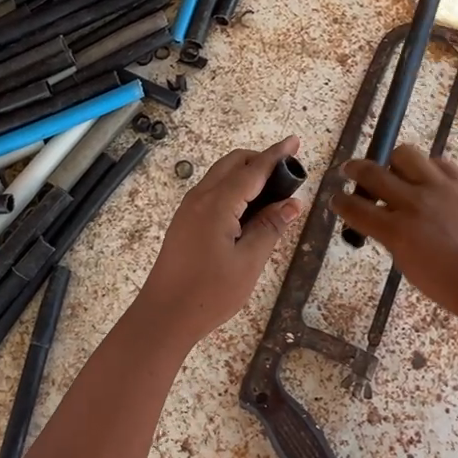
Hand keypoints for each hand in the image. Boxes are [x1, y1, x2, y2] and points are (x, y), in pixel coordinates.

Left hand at [131, 136, 303, 348]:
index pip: (253, 170)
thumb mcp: (248, 262)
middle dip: (260, 161)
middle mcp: (200, 197)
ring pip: (221, 176)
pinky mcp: (185, 222)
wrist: (163, 316)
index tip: (294, 141)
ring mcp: (188, 209)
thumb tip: (292, 204)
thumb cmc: (209, 293)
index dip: (276, 155)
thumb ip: (270, 228)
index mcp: (217, 203)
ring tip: (273, 193)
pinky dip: (234, 189)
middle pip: (233, 164)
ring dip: (246, 175)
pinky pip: (212, 191)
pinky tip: (248, 211)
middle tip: (287, 174)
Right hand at [335, 144, 457, 328]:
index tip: (335, 198)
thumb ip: (390, 237)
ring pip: (406, 154)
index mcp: (398, 231)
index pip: (356, 208)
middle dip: (355, 169)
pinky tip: (428, 181)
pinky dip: (428, 169)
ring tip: (395, 173)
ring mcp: (441, 189)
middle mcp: (416, 203)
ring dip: (394, 163)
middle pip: (373, 172)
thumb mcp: (408, 266)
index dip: (340, 202)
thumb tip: (380, 218)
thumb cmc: (450, 287)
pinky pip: (438, 163)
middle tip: (349, 170)